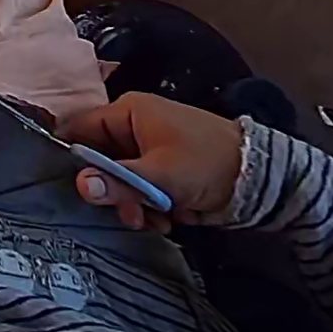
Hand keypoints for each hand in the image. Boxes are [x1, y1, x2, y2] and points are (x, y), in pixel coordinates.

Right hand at [57, 93, 243, 230]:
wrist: (262, 179)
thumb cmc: (207, 164)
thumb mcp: (161, 176)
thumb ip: (119, 182)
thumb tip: (80, 185)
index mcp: (128, 111)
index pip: (81, 129)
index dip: (72, 156)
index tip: (70, 186)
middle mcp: (133, 126)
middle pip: (99, 158)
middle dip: (109, 189)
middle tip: (126, 212)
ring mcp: (148, 148)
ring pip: (118, 178)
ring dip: (130, 202)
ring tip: (150, 220)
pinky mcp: (162, 169)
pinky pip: (139, 187)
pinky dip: (146, 205)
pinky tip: (163, 220)